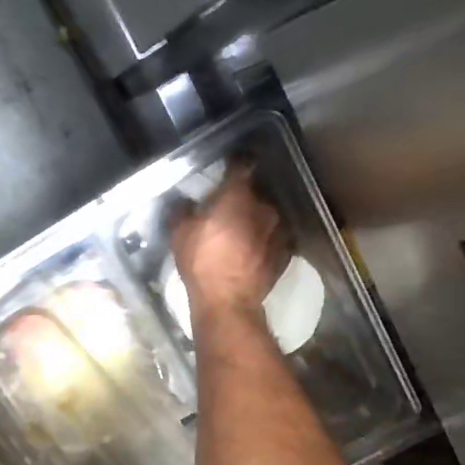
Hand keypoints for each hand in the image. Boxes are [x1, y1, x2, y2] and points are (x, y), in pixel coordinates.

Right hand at [172, 166, 283, 318]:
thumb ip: (181, 211)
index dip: (235, 163)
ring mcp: (279, 230)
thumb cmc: (201, 261)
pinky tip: (254, 248)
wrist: (228, 301)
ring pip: (267, 215)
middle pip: (255, 192)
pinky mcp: (285, 253)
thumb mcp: (179, 233)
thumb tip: (182, 203)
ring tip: (242, 229)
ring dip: (256, 219)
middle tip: (228, 206)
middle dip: (243, 197)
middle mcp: (264, 207)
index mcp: (238, 195)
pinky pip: (275, 238)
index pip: (242, 166)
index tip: (229, 165)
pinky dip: (266, 239)